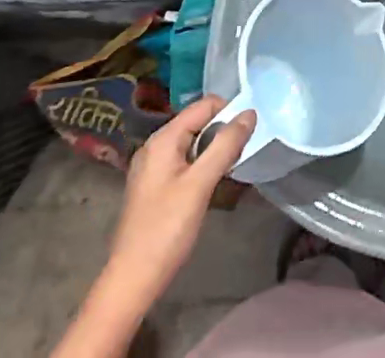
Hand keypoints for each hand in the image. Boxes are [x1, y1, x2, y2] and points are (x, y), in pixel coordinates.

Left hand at [106, 96, 256, 293]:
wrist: (132, 279)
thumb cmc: (166, 228)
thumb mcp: (200, 184)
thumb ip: (225, 145)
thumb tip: (250, 113)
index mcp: (163, 140)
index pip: (204, 105)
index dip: (230, 110)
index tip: (251, 130)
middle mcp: (155, 146)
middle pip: (199, 121)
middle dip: (224, 129)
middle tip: (244, 150)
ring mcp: (153, 167)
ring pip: (194, 142)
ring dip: (216, 148)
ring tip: (233, 165)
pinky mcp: (156, 185)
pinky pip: (186, 160)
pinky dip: (204, 163)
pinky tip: (214, 181)